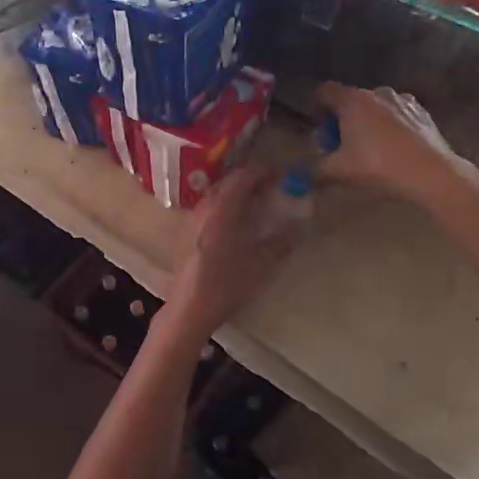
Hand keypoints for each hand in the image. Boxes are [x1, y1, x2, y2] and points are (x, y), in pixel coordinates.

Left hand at [164, 164, 294, 337]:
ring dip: (234, 192)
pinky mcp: (184, 232)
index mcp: (221, 211)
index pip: (242, 177)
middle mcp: (203, 209)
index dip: (261, 171)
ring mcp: (190, 219)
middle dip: (248, 179)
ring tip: (254, 203)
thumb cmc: (225, 285)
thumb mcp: (260, 265)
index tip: (279, 174)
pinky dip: (222, 205)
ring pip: (214, 194)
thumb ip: (279, 245)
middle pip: (226, 182)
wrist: (190, 307)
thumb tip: (294, 232)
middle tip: (269, 187)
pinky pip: (206, 207)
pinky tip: (234, 221)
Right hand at [315, 82, 475, 206]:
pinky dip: (387, 126)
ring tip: (368, 150)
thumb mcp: (337, 171)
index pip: (324, 91)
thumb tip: (295, 174)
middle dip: (340, 121)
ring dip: (364, 122)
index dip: (316, 108)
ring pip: (373, 107)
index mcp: (352, 101)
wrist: (431, 173)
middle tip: (341, 148)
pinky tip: (391, 149)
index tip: (320, 131)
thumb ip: (312, 169)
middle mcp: (377, 92)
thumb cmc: (377, 166)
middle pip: (348, 100)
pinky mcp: (421, 111)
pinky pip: (395, 114)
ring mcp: (403, 100)